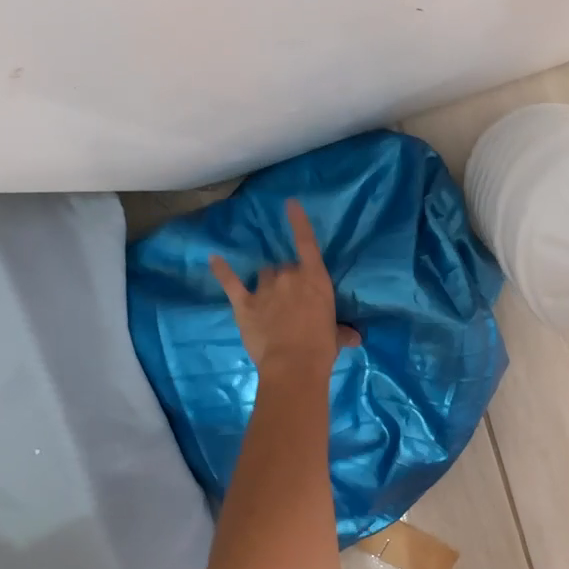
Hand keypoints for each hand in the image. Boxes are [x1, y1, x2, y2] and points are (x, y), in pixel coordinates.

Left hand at [211, 200, 355, 374]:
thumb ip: (342, 332)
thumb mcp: (337, 337)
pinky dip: (222, 270)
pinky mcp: (244, 304)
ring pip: (263, 276)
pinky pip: (231, 282)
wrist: (294, 365)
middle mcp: (289, 276)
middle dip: (287, 282)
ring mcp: (265, 289)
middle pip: (284, 268)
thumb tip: (355, 338)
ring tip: (270, 305)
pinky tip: (214, 259)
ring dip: (266, 285)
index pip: (307, 243)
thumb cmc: (321, 348)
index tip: (289, 204)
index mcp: (315, 279)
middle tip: (291, 305)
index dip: (298, 222)